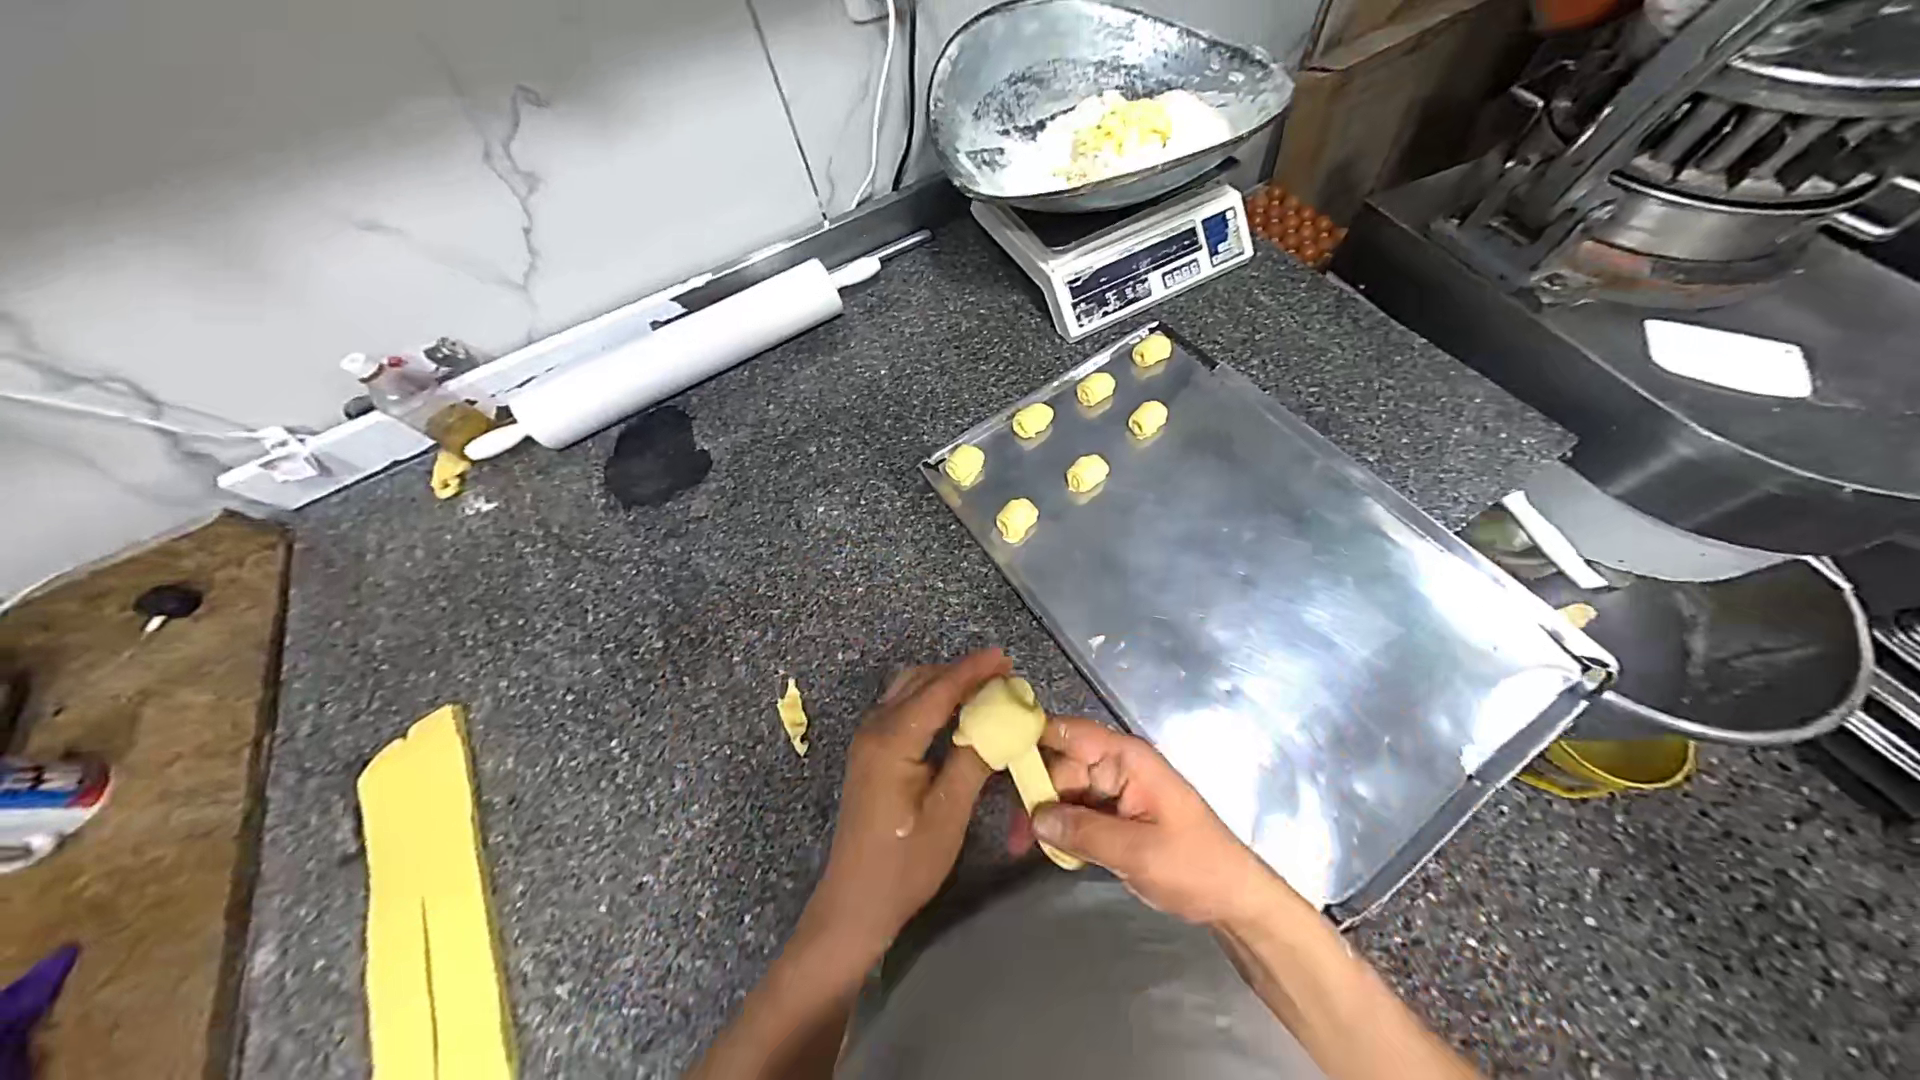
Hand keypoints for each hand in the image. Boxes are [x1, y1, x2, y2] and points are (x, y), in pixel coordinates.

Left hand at [801, 648, 1011, 955]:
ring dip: (945, 682)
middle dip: (961, 672)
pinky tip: (956, 711)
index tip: (1005, 657)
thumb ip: (972, 760)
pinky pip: (902, 707)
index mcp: (891, 741)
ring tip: (985, 687)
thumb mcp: (948, 814)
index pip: (937, 690)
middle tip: (1003, 674)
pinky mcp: (870, 751)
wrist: (855, 902)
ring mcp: (868, 738)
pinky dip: (931, 699)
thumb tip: (999, 722)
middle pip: (920, 682)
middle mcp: (874, 729)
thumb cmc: (905, 863)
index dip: (972, 670)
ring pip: (909, 690)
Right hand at [1027, 715, 1297, 925]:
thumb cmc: (1194, 864)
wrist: (1232, 899)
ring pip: (1063, 791)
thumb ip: (1084, 831)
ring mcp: (1113, 790)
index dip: (1034, 735)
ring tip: (1021, 847)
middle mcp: (1116, 766)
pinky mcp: (1112, 814)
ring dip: (1043, 816)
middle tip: (1013, 834)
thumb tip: (1036, 818)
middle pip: (1060, 765)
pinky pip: (1074, 812)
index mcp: (1127, 758)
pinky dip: (1059, 829)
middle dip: (1034, 794)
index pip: (1071, 732)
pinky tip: (1045, 851)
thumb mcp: (1138, 851)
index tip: (996, 752)